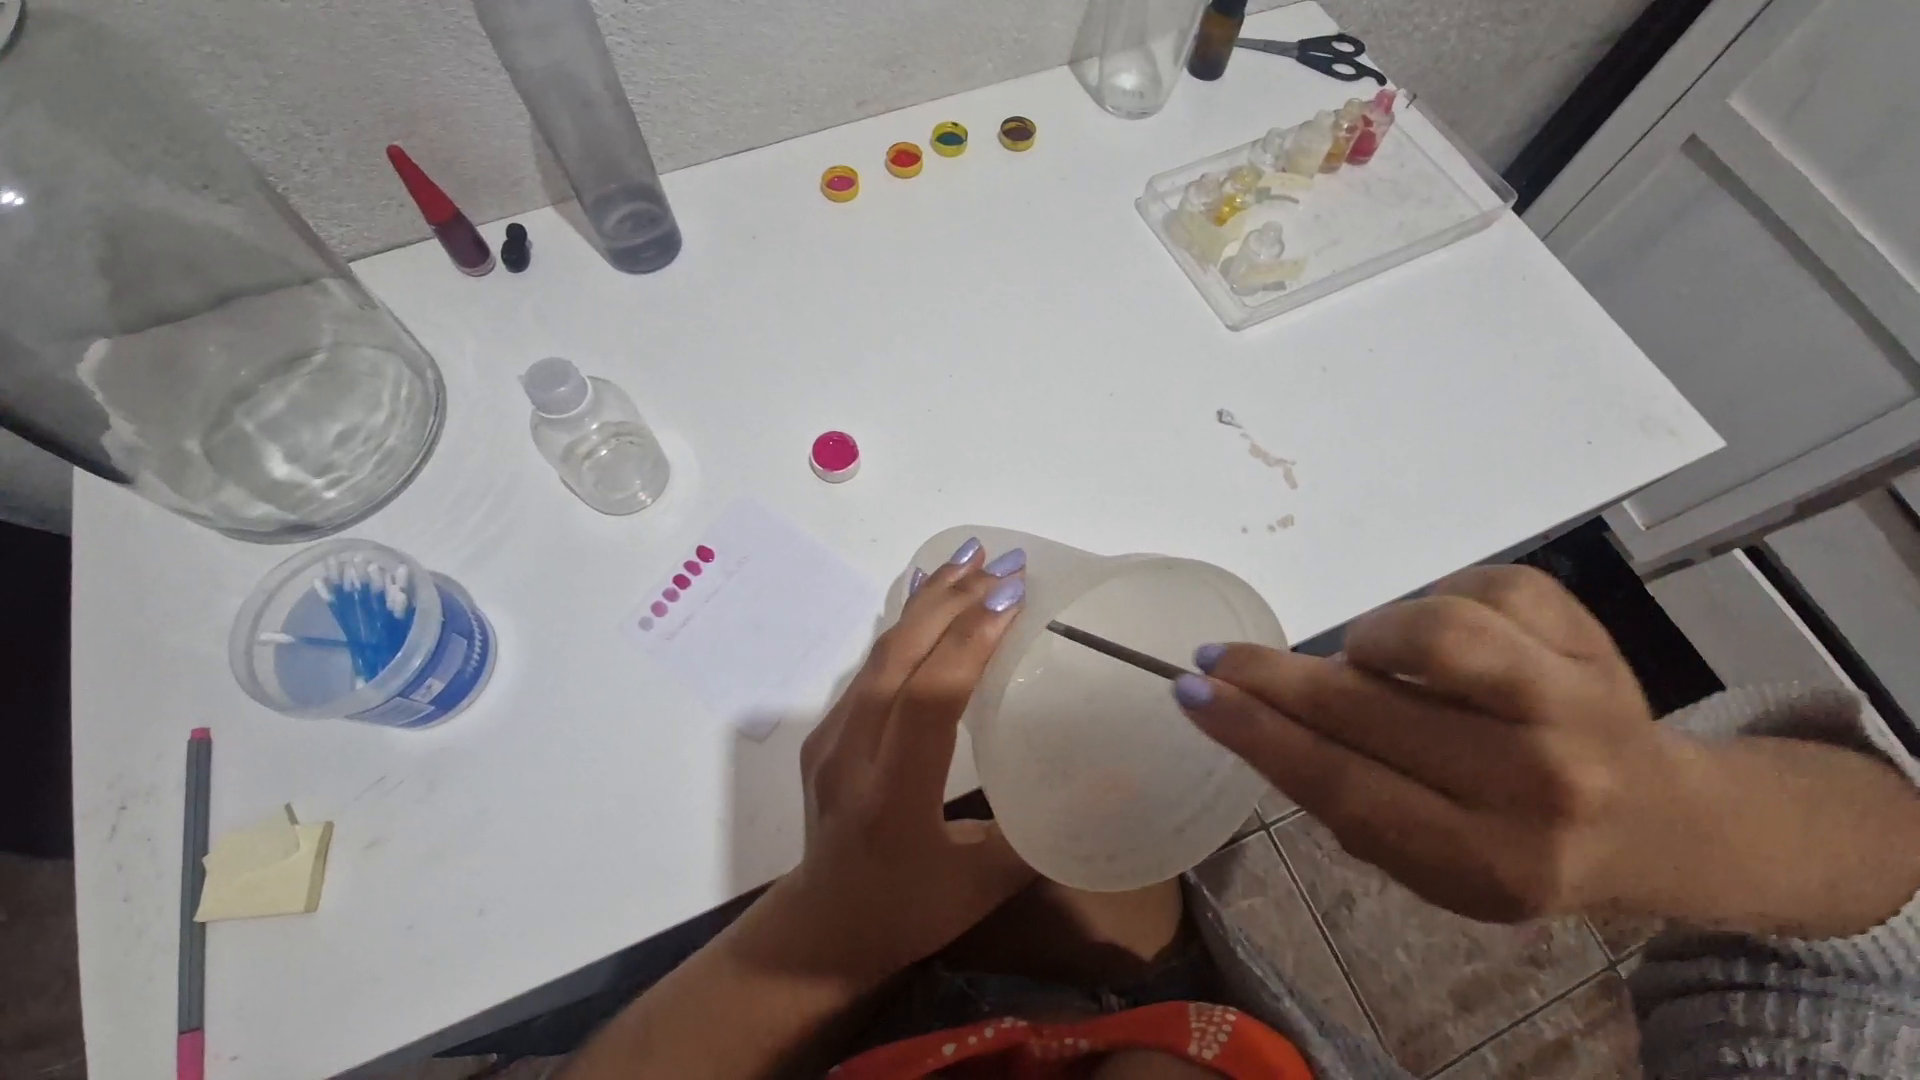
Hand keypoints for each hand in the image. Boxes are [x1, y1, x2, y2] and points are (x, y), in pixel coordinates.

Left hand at [770, 538, 1035, 984]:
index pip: (929, 699)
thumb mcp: (983, 886)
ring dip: (927, 601)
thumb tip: (1112, 783)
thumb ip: (1043, 832)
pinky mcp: (824, 732)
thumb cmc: (908, 913)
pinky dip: (903, 624)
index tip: (1014, 595)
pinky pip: (868, 665)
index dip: (970, 641)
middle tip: (1005, 560)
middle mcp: (852, 755)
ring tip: (971, 557)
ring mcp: (830, 738)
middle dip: (953, 600)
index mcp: (893, 796)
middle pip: (898, 658)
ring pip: (879, 653)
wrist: (819, 930)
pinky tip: (928, 597)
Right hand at [1172, 566, 1684, 922]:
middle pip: (1368, 708)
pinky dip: (1436, 603)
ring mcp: (1578, 707)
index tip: (1192, 693)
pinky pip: (1480, 588)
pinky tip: (1446, 642)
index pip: (1341, 783)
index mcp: (1486, 861)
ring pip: (1436, 632)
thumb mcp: (1426, 855)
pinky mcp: (1592, 641)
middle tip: (1218, 656)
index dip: (1254, 731)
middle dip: (1271, 676)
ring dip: (1372, 639)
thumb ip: (1347, 794)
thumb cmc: (1512, 840)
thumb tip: (1255, 708)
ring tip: (1369, 658)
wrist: (1659, 824)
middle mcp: (1540, 789)